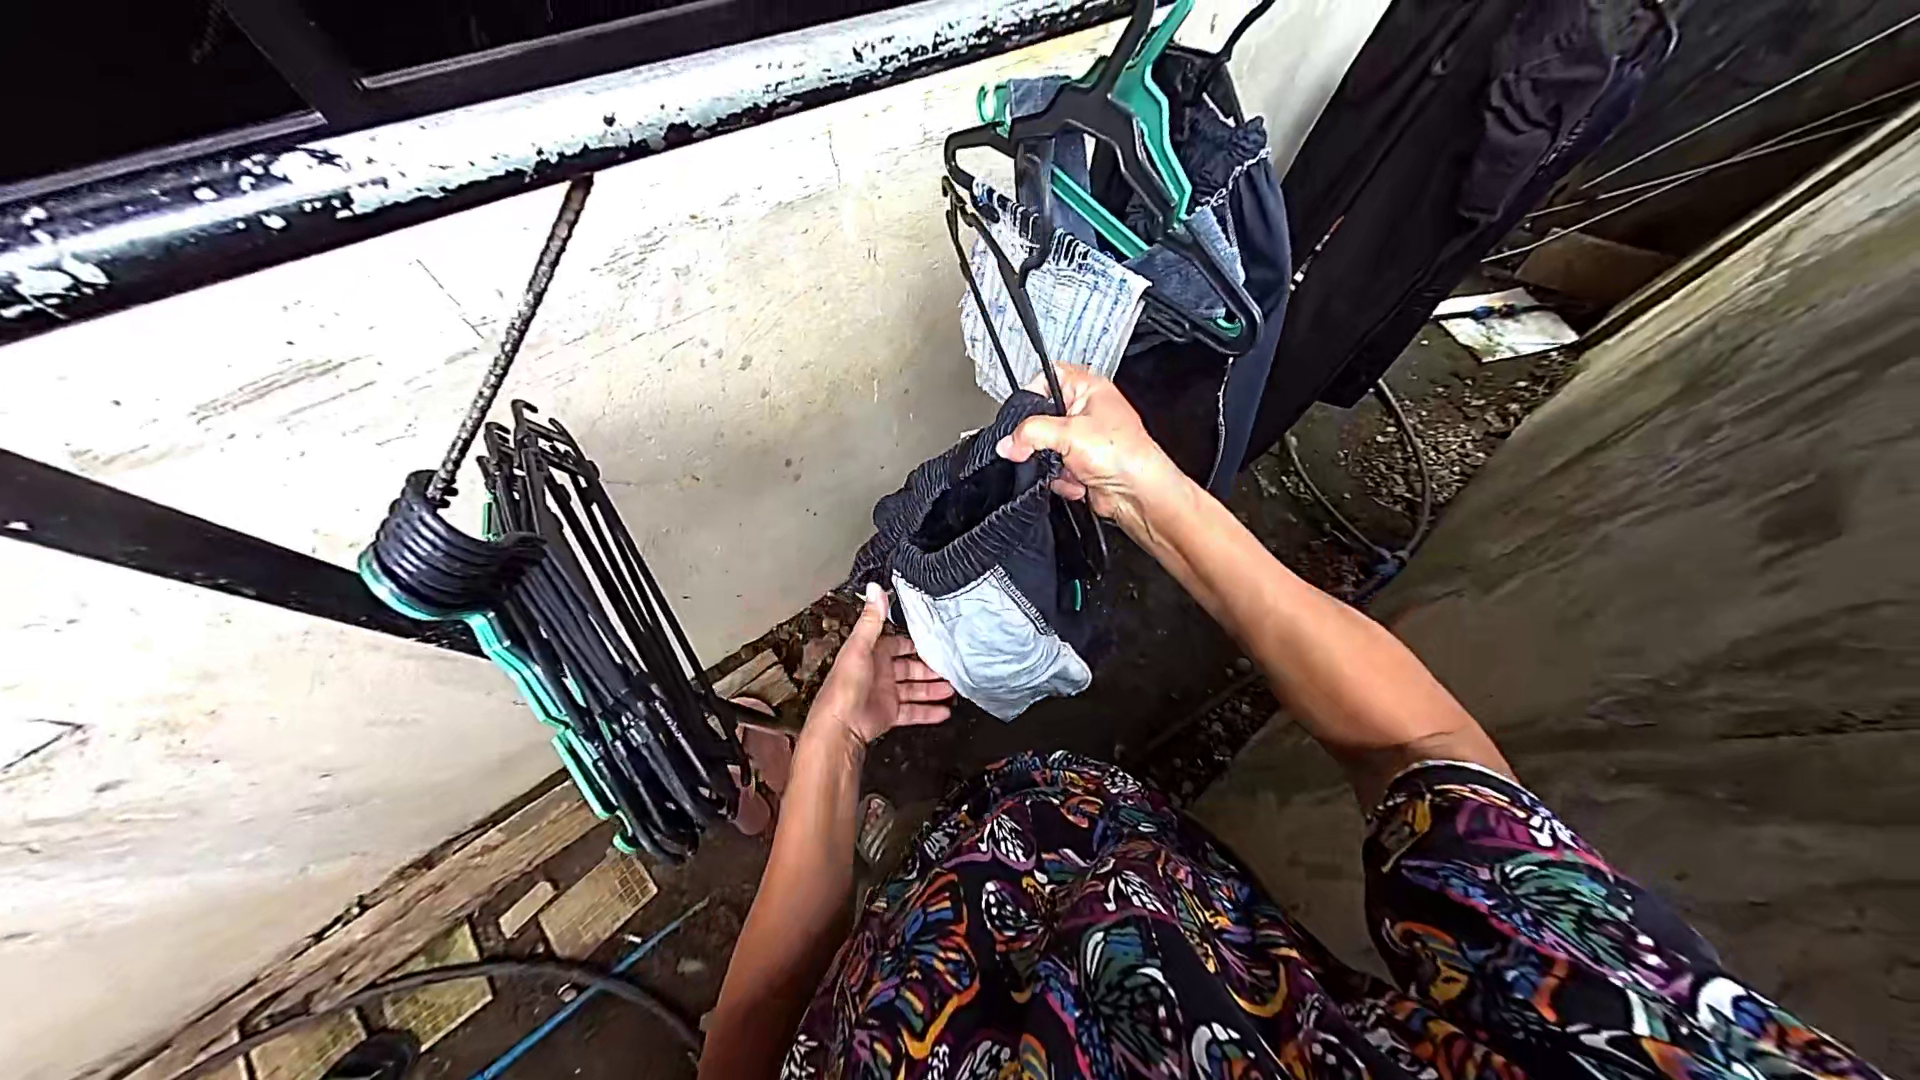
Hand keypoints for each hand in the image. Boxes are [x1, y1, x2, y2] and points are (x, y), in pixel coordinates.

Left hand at [804, 582, 953, 752]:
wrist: (839, 727)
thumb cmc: (844, 688)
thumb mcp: (860, 647)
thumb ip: (872, 619)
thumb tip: (875, 589)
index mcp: (871, 653)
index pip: (898, 644)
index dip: (914, 643)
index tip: (933, 642)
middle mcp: (879, 672)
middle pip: (910, 667)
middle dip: (930, 668)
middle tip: (949, 667)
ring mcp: (885, 693)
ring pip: (915, 688)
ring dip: (933, 688)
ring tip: (953, 688)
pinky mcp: (889, 713)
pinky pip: (913, 711)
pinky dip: (928, 711)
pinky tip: (943, 711)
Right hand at [995, 364, 1187, 539]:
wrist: (1138, 493)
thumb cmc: (1123, 454)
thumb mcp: (1068, 433)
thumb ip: (1029, 433)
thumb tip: (1009, 442)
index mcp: (1089, 389)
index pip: (1049, 376)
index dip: (1032, 392)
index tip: (1023, 413)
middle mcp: (1087, 412)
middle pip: (1043, 418)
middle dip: (1040, 441)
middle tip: (1038, 448)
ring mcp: (1085, 440)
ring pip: (1046, 448)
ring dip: (1052, 464)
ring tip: (1068, 467)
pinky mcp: (1083, 465)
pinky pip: (1056, 469)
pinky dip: (1062, 479)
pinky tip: (1077, 481)